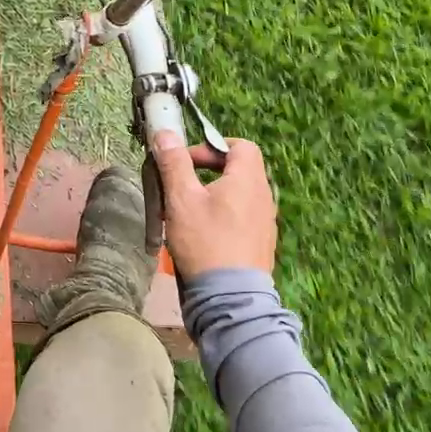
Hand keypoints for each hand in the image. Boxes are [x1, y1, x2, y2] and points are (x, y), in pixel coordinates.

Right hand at [156, 137, 276, 275]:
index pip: (241, 146)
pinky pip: (241, 215)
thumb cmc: (205, 241)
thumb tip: (165, 134)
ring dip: (212, 192)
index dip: (212, 146)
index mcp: (248, 181)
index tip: (188, 161)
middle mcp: (263, 197)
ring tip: (186, 209)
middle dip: (207, 169)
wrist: (230, 297)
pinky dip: (222, 213)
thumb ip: (174, 163)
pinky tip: (202, 232)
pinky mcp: (261, 242)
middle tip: (181, 183)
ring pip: (237, 193)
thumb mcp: (181, 198)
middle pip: (239, 168)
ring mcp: (265, 221)